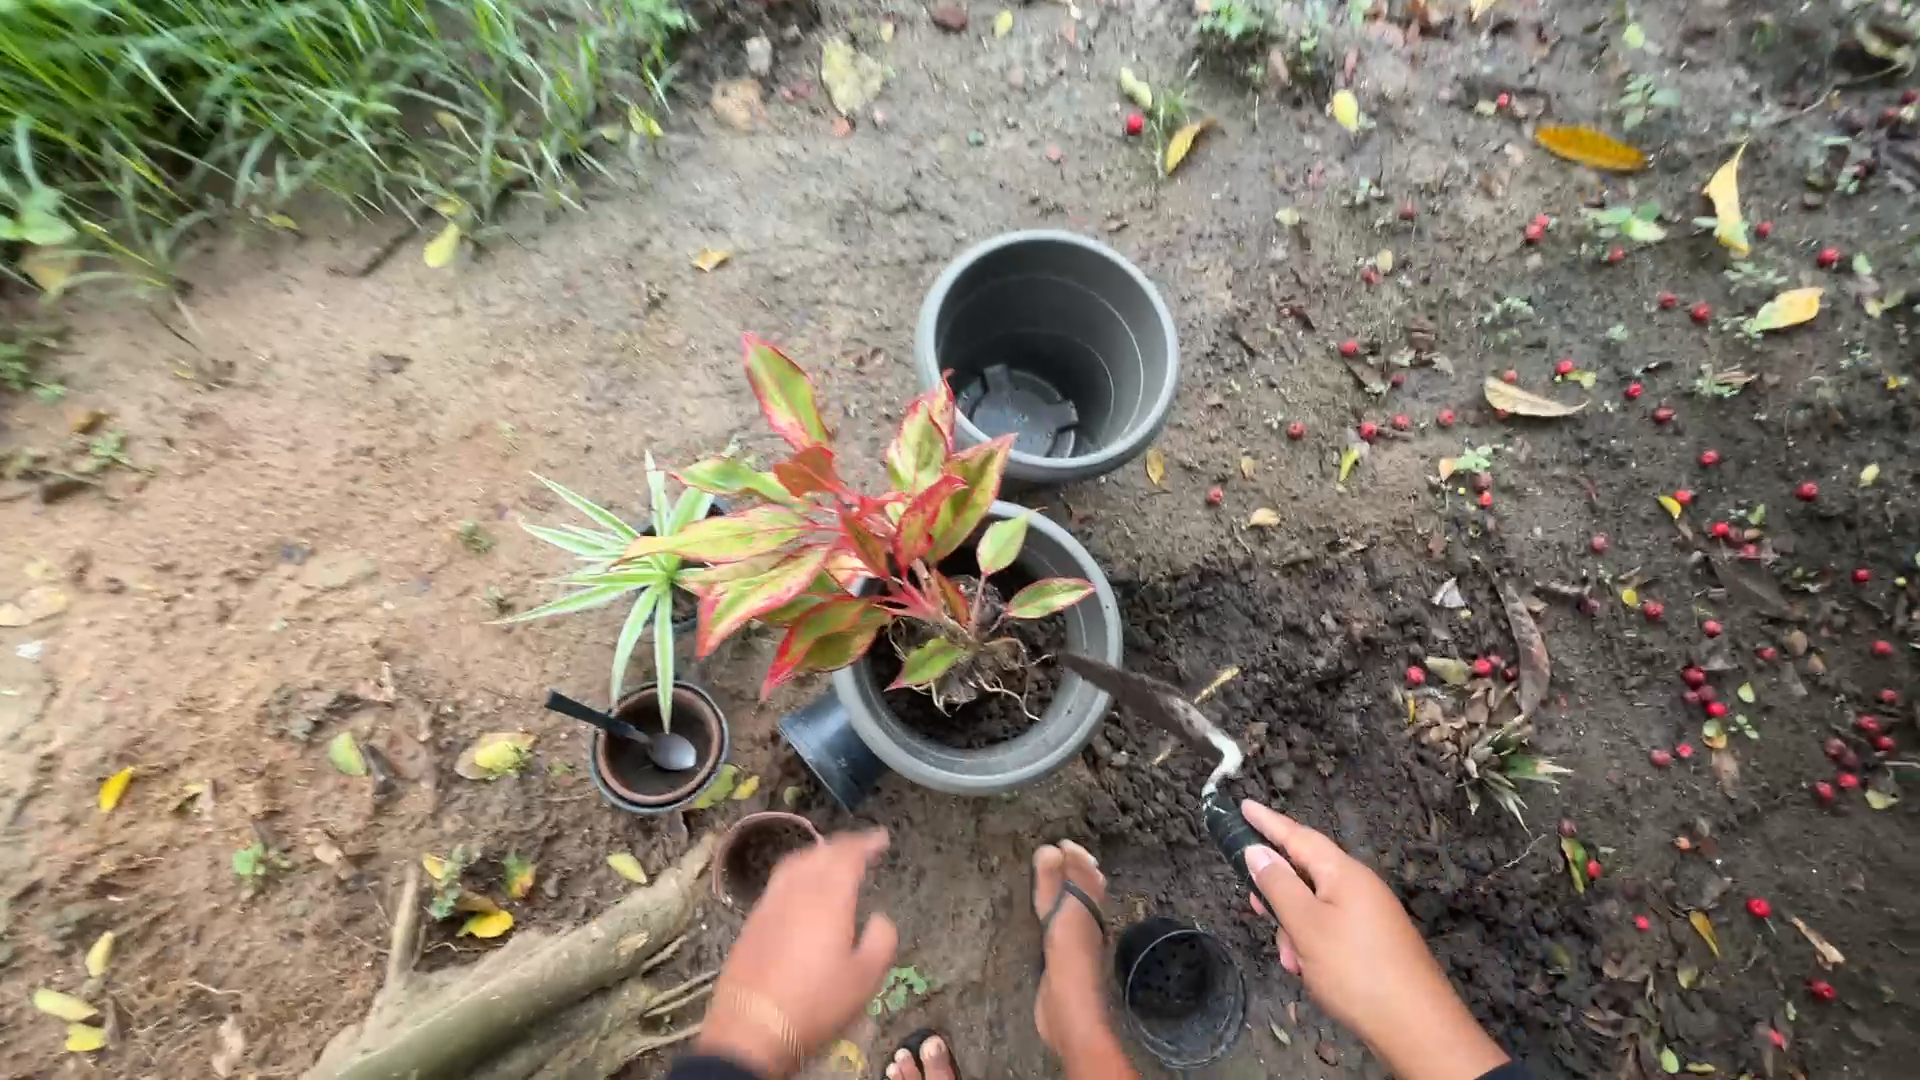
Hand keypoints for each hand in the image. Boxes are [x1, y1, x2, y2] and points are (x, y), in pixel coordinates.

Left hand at [696, 829, 898, 1078]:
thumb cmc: (815, 1004)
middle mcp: (798, 890)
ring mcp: (771, 902)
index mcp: (830, 896)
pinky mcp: (753, 920)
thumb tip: (879, 918)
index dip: (868, 842)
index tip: (881, 838)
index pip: (850, 854)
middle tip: (862, 847)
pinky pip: (780, 881)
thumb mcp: (865, 979)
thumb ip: (882, 939)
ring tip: (832, 860)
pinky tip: (802, 888)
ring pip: (797, 863)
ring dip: (819, 854)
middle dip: (845, 845)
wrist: (751, 1031)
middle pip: (822, 852)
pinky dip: (798, 872)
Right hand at [1240, 801, 1508, 1079]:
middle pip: (1304, 872)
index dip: (1267, 821)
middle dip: (1276, 891)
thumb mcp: (1305, 925)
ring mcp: (1369, 915)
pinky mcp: (1374, 943)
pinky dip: (1312, 943)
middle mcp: (1359, 887)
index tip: (1244, 805)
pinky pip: (1330, 928)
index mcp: (1344, 873)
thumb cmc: (1357, 971)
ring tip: (1291, 959)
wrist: (1421, 1033)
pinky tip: (1308, 971)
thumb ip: (1277, 884)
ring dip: (1293, 927)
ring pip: (1315, 906)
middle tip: (1254, 904)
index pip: (1297, 835)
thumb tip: (1257, 851)